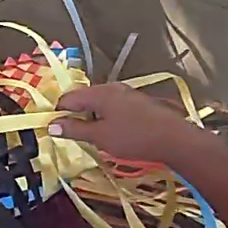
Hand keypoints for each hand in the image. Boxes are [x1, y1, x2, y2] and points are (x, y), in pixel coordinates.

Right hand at [50, 82, 203, 162]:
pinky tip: (113, 132)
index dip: (58, 113)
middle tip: (74, 135)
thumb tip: (51, 125)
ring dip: (91, 116)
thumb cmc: (134, 138)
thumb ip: (74, 129)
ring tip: (94, 136)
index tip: (56, 130)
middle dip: (75, 114)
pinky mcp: (138, 102)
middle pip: (84, 98)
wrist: (176, 139)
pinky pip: (114, 106)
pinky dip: (106, 116)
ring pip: (99, 102)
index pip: (68, 98)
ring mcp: (127, 93)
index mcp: (99, 93)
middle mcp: (112, 88)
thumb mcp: (100, 137)